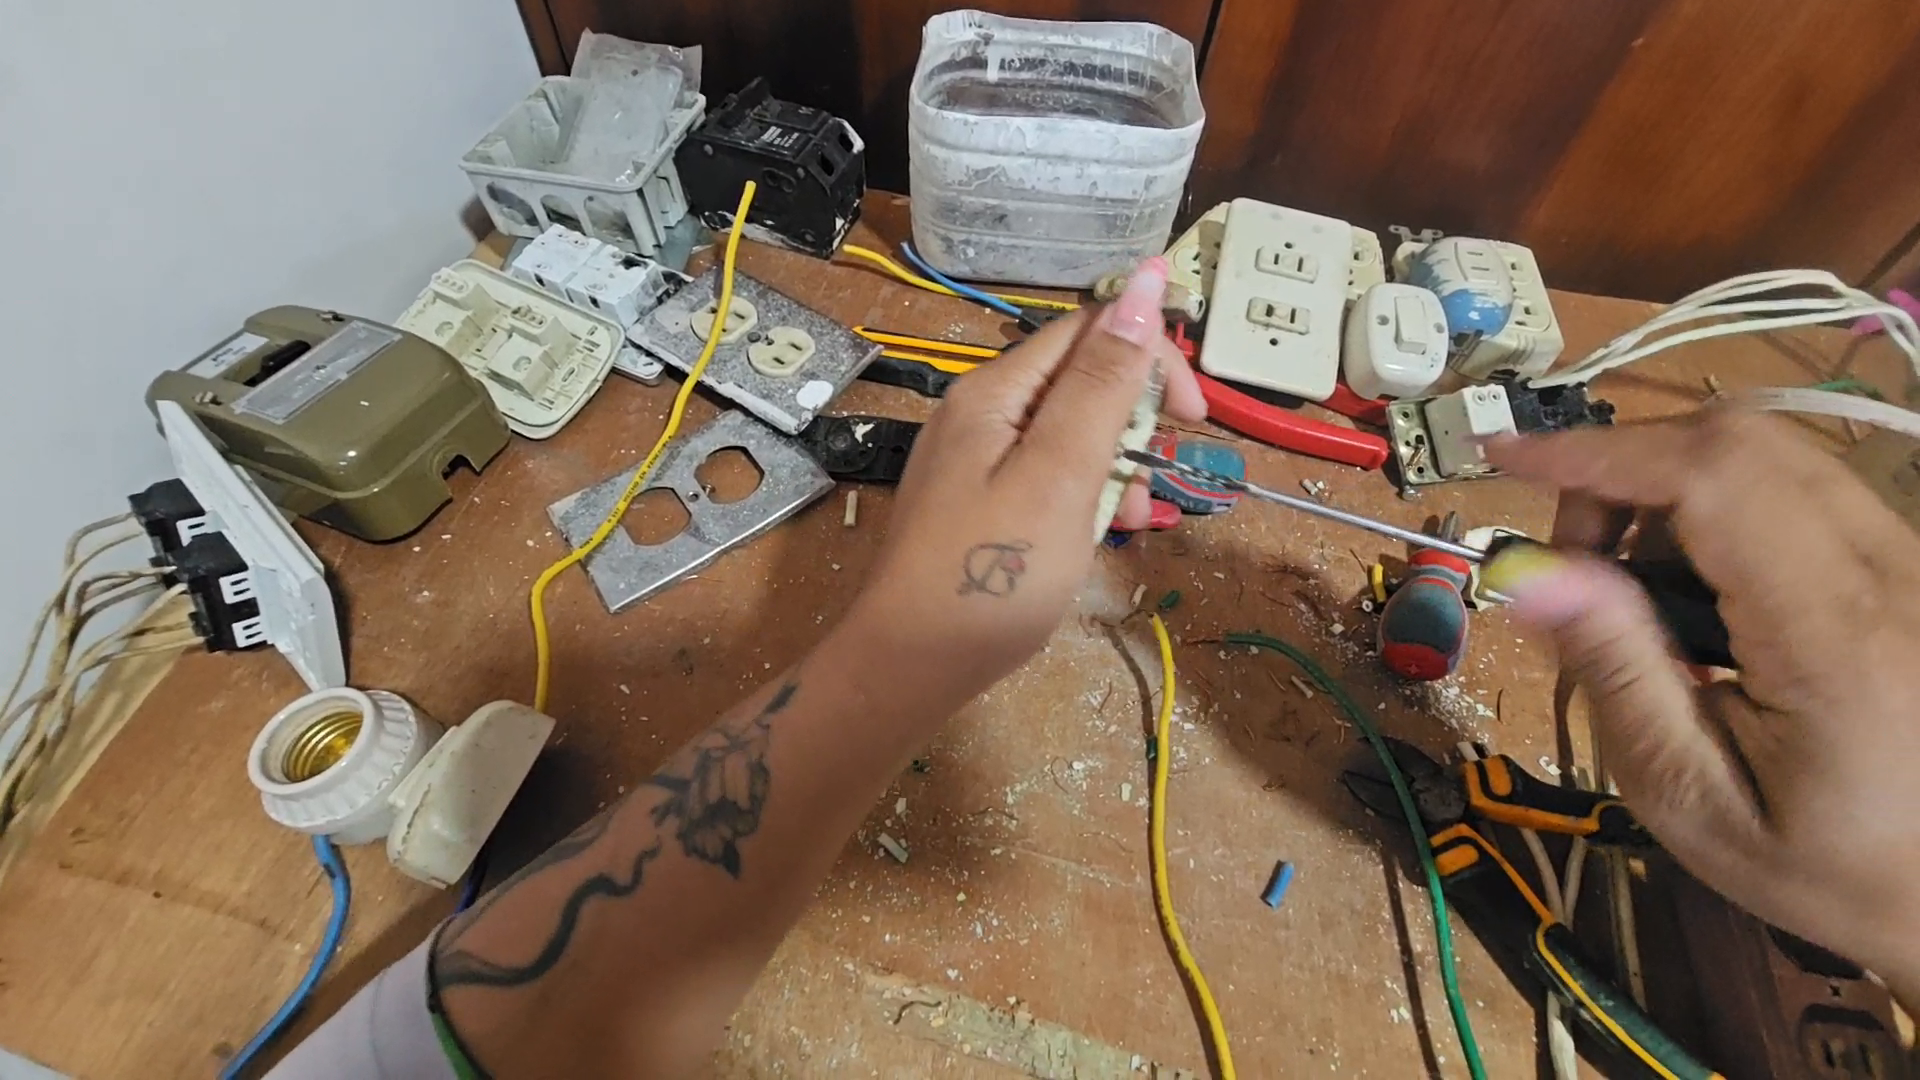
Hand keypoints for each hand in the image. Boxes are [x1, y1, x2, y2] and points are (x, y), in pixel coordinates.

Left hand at [839, 258, 1205, 708]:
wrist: (913, 664)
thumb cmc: (993, 572)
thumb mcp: (1061, 472)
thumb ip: (1104, 380)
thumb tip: (1144, 277)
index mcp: (994, 393)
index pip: (1087, 332)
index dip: (1149, 356)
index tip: (1193, 414)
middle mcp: (978, 415)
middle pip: (1076, 384)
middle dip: (1129, 424)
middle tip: (1152, 477)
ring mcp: (973, 463)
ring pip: (1064, 439)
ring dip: (1109, 469)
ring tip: (1125, 521)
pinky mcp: (977, 505)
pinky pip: (1041, 480)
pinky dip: (1076, 500)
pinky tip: (1091, 536)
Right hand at [1485, 410, 1919, 1003]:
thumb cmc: (1825, 863)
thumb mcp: (1685, 787)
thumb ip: (1613, 670)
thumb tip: (1532, 575)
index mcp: (1837, 636)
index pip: (1712, 479)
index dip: (1594, 451)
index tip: (1503, 456)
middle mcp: (1898, 575)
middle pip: (1737, 444)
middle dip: (1615, 473)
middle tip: (1567, 556)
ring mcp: (1914, 565)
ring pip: (1762, 456)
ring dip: (1654, 491)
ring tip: (1618, 581)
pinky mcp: (1908, 568)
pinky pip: (1788, 489)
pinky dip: (1698, 510)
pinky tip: (1680, 586)